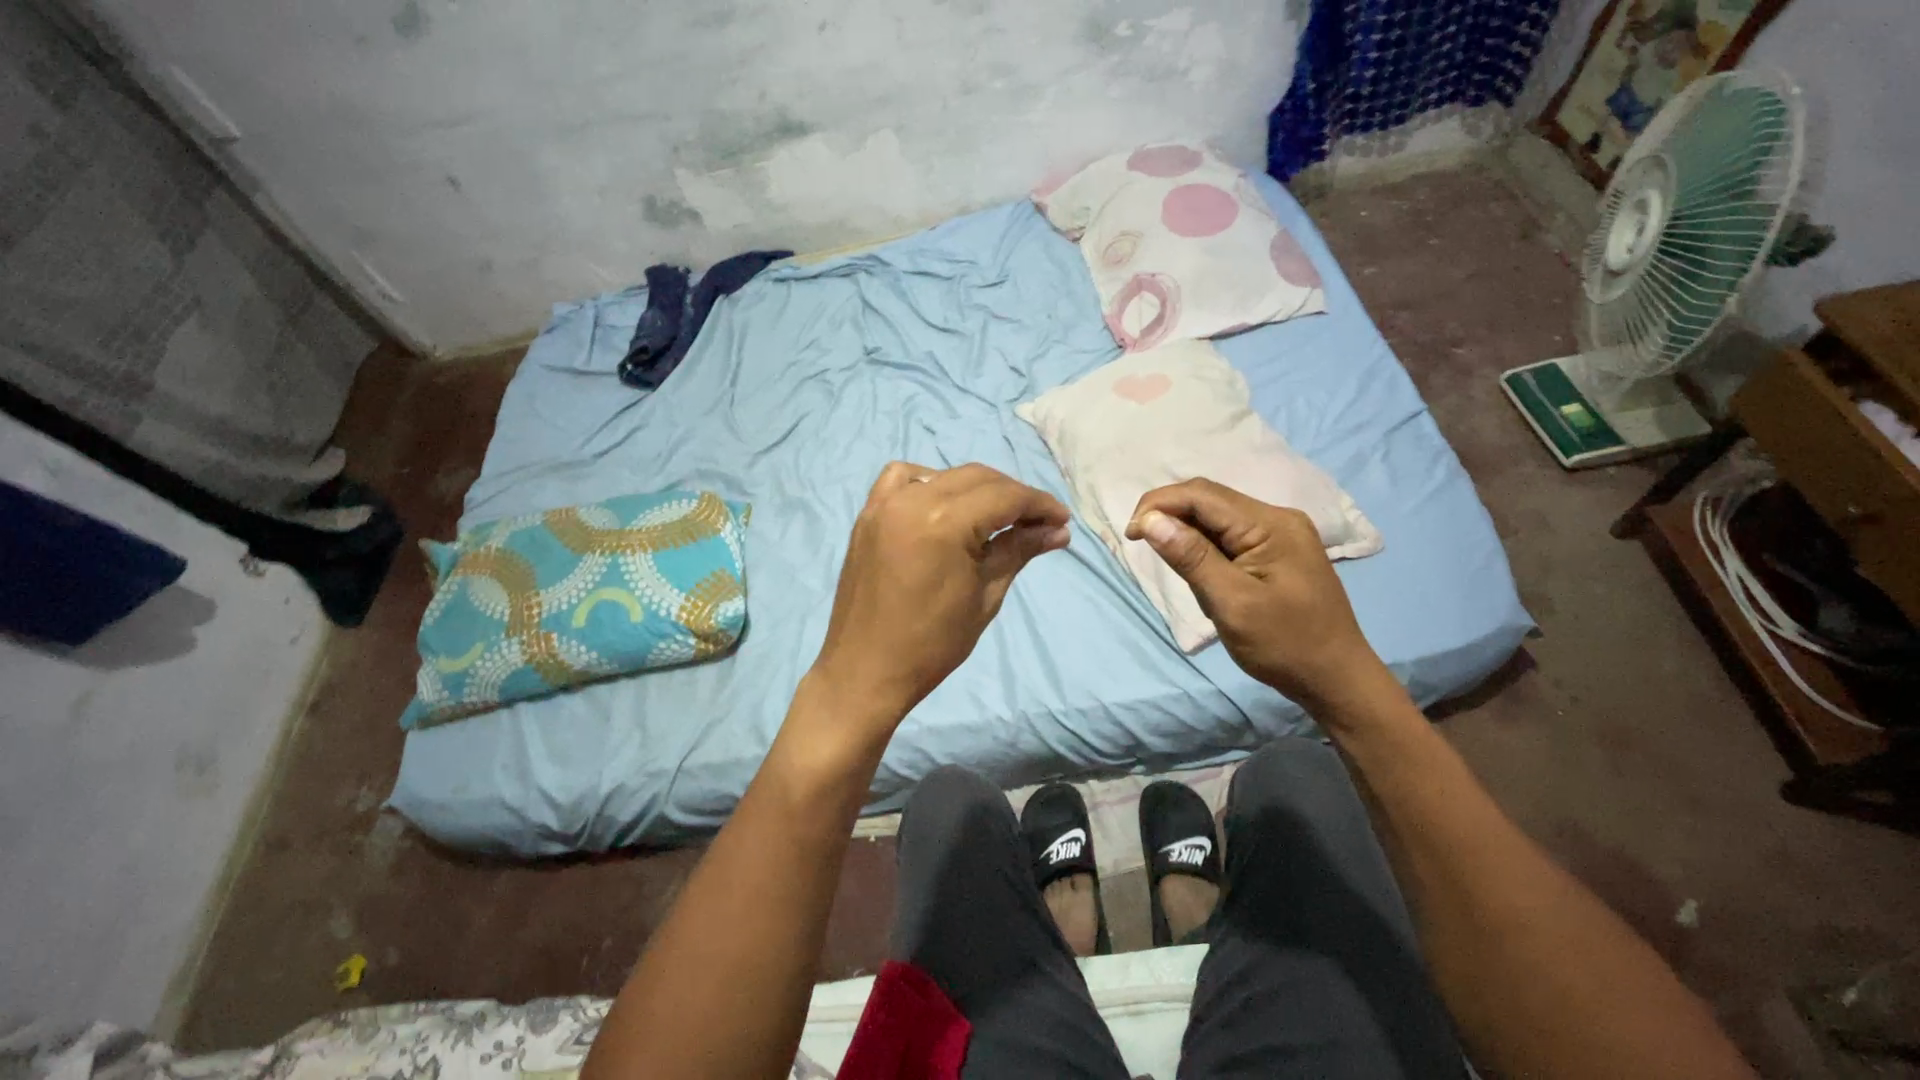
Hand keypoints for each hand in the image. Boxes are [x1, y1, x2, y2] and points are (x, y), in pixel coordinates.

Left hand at [811, 462, 1070, 734]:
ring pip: (943, 475)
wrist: (866, 671)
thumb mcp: (985, 596)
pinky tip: (943, 506)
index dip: (1038, 505)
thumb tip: (1056, 530)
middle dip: (1012, 495)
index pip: (1004, 497)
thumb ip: (1018, 551)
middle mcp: (911, 500)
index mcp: (943, 521)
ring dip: (975, 487)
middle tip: (1038, 522)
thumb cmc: (932, 644)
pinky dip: (929, 482)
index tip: (1061, 521)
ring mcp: (883, 505)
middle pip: (977, 478)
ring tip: (995, 516)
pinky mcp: (867, 516)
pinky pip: (901, 480)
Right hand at [1126, 478, 1393, 716]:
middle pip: (1209, 501)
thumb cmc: (1285, 645)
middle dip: (1171, 519)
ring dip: (1189, 539)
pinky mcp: (1278, 554)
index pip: (1202, 494)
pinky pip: (1231, 539)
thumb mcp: (1232, 604)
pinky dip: (1207, 552)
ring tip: (1187, 580)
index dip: (1159, 505)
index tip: (1131, 535)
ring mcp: (1280, 535)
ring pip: (1217, 520)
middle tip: (1145, 550)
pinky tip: (1206, 580)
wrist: (1336, 679)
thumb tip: (1150, 520)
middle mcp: (1277, 519)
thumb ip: (1191, 558)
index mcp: (1270, 524)